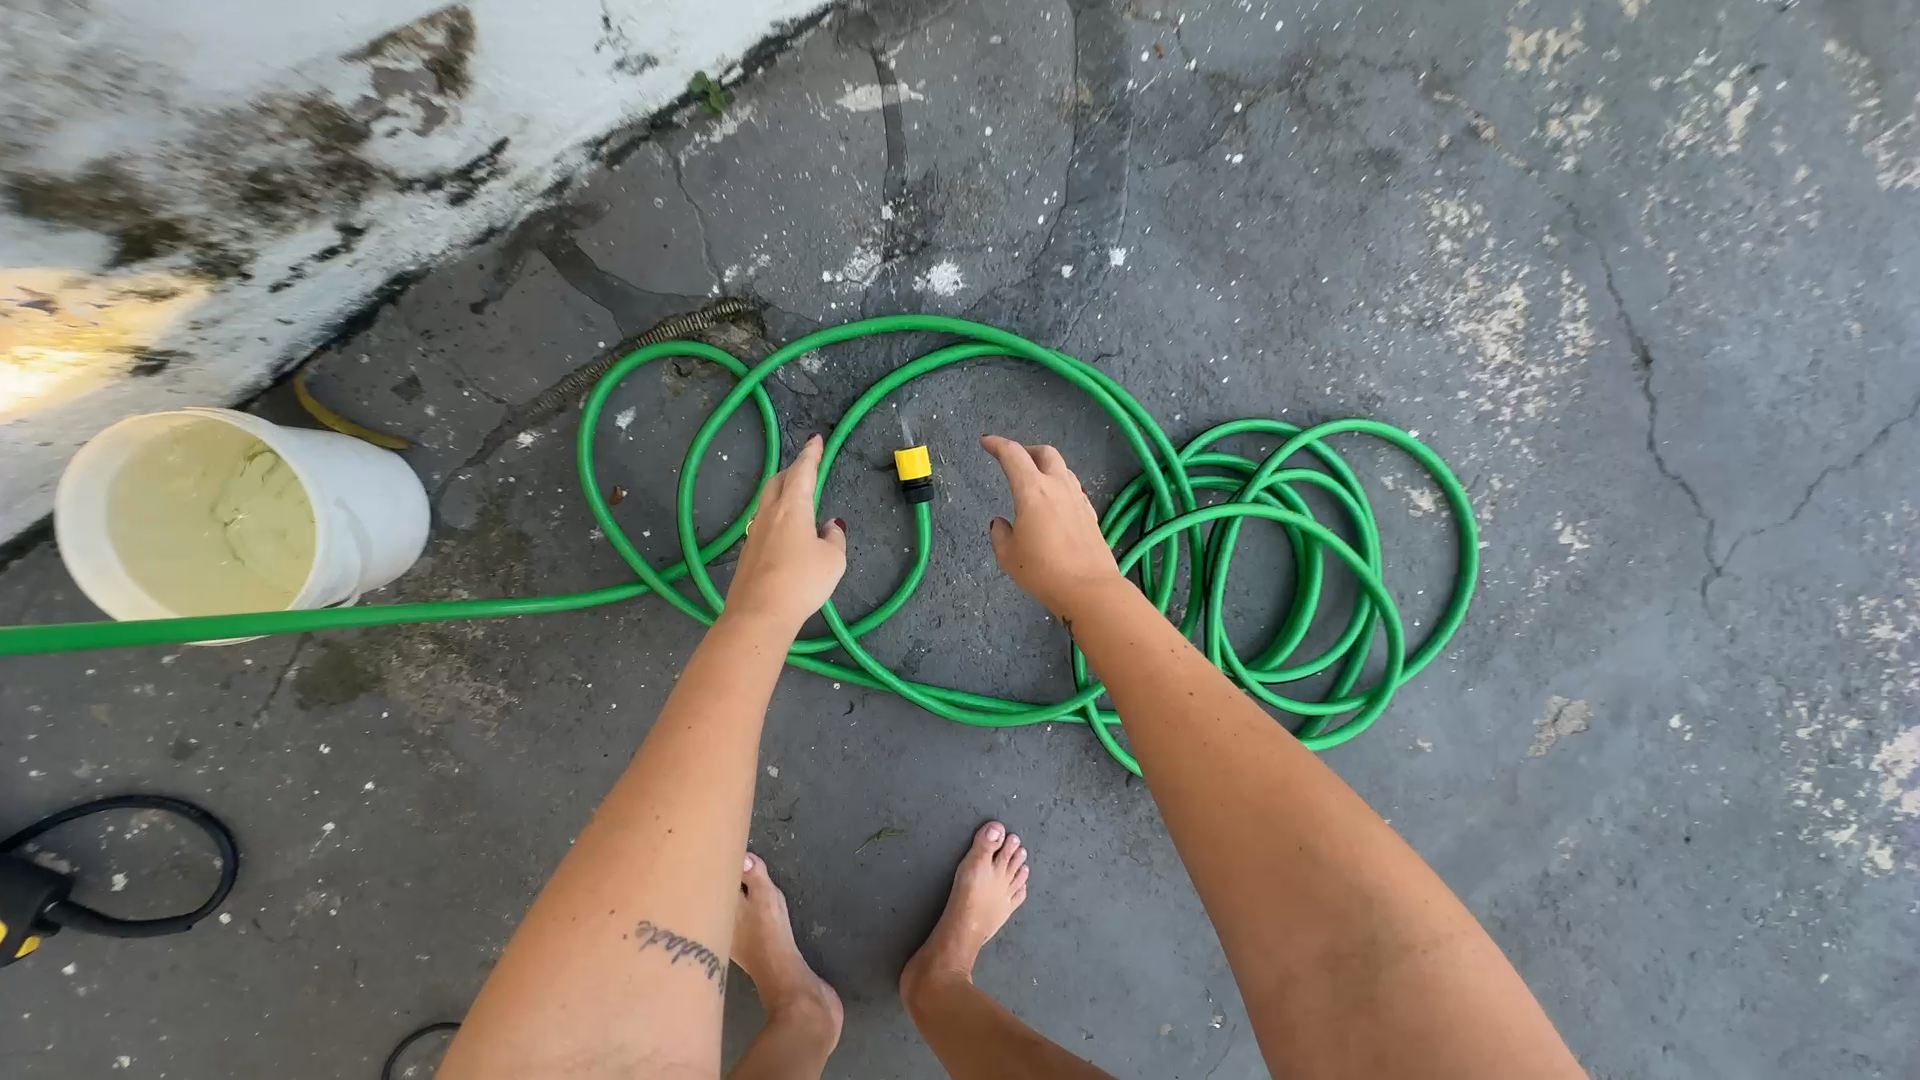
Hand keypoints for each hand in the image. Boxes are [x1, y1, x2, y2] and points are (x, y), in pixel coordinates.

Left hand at [725, 434, 847, 632]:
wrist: (759, 613)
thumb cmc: (802, 582)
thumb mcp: (833, 560)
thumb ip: (835, 538)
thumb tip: (830, 526)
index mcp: (793, 507)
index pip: (803, 472)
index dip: (811, 455)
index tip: (815, 440)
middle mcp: (770, 514)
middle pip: (778, 481)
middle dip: (793, 471)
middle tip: (807, 469)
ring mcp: (755, 532)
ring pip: (768, 501)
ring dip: (782, 493)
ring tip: (797, 498)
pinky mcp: (748, 552)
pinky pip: (764, 522)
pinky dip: (777, 516)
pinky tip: (787, 531)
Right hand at [979, 434, 1123, 619]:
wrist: (1089, 588)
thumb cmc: (1042, 571)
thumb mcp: (1008, 555)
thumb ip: (1000, 534)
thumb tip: (1001, 524)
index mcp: (1032, 490)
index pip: (1012, 455)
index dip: (996, 444)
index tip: (986, 441)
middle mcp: (1058, 487)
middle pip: (1045, 452)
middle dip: (1027, 450)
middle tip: (1014, 461)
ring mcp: (1078, 499)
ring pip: (1063, 469)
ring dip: (1046, 467)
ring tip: (1034, 482)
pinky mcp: (1091, 514)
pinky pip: (1073, 489)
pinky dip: (1060, 487)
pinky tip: (1055, 504)